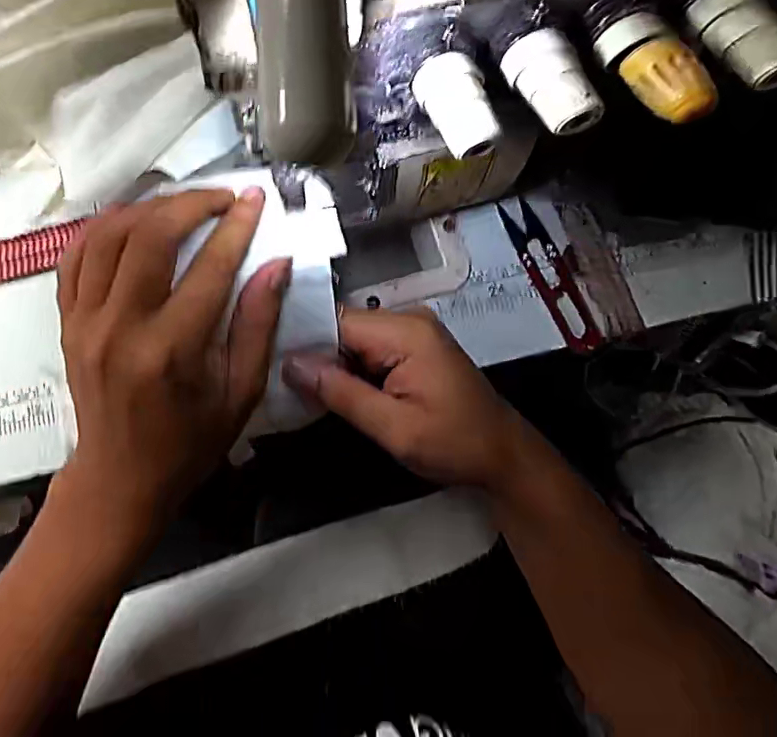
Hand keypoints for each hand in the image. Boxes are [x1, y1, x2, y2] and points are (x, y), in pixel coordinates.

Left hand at [53, 188, 290, 539]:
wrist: (119, 479)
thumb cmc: (189, 442)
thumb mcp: (241, 393)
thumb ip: (259, 324)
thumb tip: (275, 263)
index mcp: (170, 351)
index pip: (208, 268)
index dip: (235, 227)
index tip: (254, 200)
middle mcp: (120, 328)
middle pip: (149, 236)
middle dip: (191, 204)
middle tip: (221, 198)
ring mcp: (84, 321)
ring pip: (108, 236)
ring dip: (148, 207)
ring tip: (181, 204)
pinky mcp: (66, 321)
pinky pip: (75, 257)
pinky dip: (101, 228)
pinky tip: (130, 220)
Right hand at [284, 307, 534, 492]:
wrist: (505, 457)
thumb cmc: (454, 444)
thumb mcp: (394, 428)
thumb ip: (341, 393)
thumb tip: (290, 363)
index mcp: (405, 332)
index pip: (337, 321)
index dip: (303, 340)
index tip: (271, 362)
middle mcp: (407, 319)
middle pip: (343, 326)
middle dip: (315, 354)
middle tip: (282, 382)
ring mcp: (411, 331)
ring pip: (352, 337)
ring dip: (331, 363)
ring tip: (299, 388)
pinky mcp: (412, 346)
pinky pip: (368, 347)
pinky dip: (350, 367)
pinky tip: (332, 389)